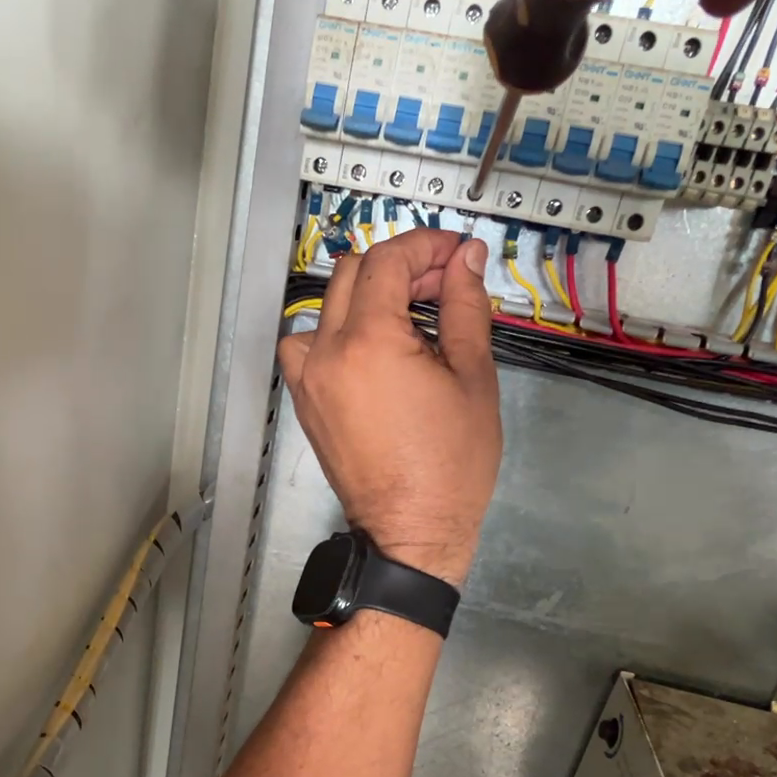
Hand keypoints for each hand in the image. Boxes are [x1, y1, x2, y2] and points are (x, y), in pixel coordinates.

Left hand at [278, 231, 501, 585]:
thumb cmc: (452, 463)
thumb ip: (465, 307)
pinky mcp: (304, 401)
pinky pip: (307, 344)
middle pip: (352, 273)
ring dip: (364, 295)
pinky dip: (336, 331)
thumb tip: (466, 257)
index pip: (387, 260)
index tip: (456, 252)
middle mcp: (326, 352)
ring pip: (326, 305)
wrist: (411, 531)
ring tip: (405, 318)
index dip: (425, 245)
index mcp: (370, 341)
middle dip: (399, 265)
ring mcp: (307, 378)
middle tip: (441, 284)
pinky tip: (370, 351)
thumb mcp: (472, 378)